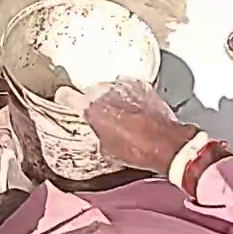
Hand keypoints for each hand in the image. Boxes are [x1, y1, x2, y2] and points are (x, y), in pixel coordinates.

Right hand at [55, 78, 196, 174]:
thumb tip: (95, 128)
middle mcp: (103, 91)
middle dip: (95, 101)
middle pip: (91, 91)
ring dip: (113, 97)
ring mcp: (122, 84)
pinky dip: (129, 94)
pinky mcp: (140, 83)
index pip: (65, 95)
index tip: (66, 101)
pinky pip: (127, 86)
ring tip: (123, 113)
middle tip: (104, 116)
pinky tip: (136, 107)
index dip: (64, 99)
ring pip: (109, 87)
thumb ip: (96, 131)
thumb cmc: (137, 150)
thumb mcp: (107, 148)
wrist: (168, 143)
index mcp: (90, 108)